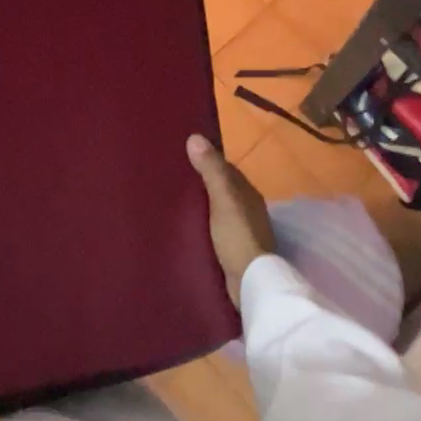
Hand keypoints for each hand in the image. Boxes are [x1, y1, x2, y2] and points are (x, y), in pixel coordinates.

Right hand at [185, 135, 274, 308]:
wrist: (250, 283)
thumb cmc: (238, 237)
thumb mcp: (223, 199)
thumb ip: (212, 170)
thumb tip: (195, 137)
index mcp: (247, 193)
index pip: (226, 169)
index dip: (206, 160)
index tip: (180, 155)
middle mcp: (247, 208)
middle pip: (221, 189)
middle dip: (201, 184)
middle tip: (170, 179)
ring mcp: (241, 231)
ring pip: (217, 210)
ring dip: (200, 206)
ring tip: (171, 202)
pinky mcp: (233, 250)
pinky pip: (214, 229)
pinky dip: (201, 225)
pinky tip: (184, 228)